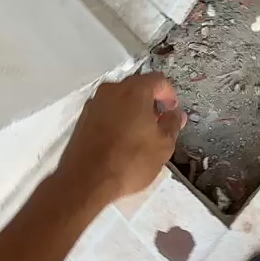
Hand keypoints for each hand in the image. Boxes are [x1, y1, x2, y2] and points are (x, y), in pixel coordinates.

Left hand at [53, 72, 186, 206]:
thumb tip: (176, 114)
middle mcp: (113, 89)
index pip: (158, 80)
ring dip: (132, 111)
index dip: (169, 94)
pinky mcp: (83, 118)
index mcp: (135, 90)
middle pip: (137, 87)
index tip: (172, 110)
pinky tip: (121, 140)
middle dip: (150, 102)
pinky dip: (117, 119)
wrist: (85, 180)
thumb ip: (172, 124)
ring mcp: (95, 102)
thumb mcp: (162, 146)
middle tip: (158, 123)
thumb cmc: (128, 161)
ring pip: (120, 99)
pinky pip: (106, 111)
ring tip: (140, 135)